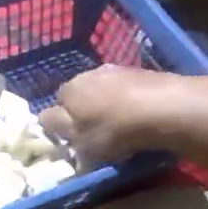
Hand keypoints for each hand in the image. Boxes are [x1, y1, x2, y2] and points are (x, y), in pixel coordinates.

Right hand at [39, 67, 193, 162]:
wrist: (164, 108)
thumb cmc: (112, 129)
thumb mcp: (77, 139)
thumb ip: (57, 127)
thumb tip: (43, 118)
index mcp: (69, 90)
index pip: (56, 104)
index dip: (62, 122)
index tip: (72, 138)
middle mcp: (89, 73)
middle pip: (80, 94)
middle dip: (84, 110)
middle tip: (95, 133)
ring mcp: (117, 70)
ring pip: (104, 91)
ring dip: (107, 105)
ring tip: (120, 126)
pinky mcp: (143, 73)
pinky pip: (127, 91)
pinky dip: (129, 102)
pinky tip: (138, 117)